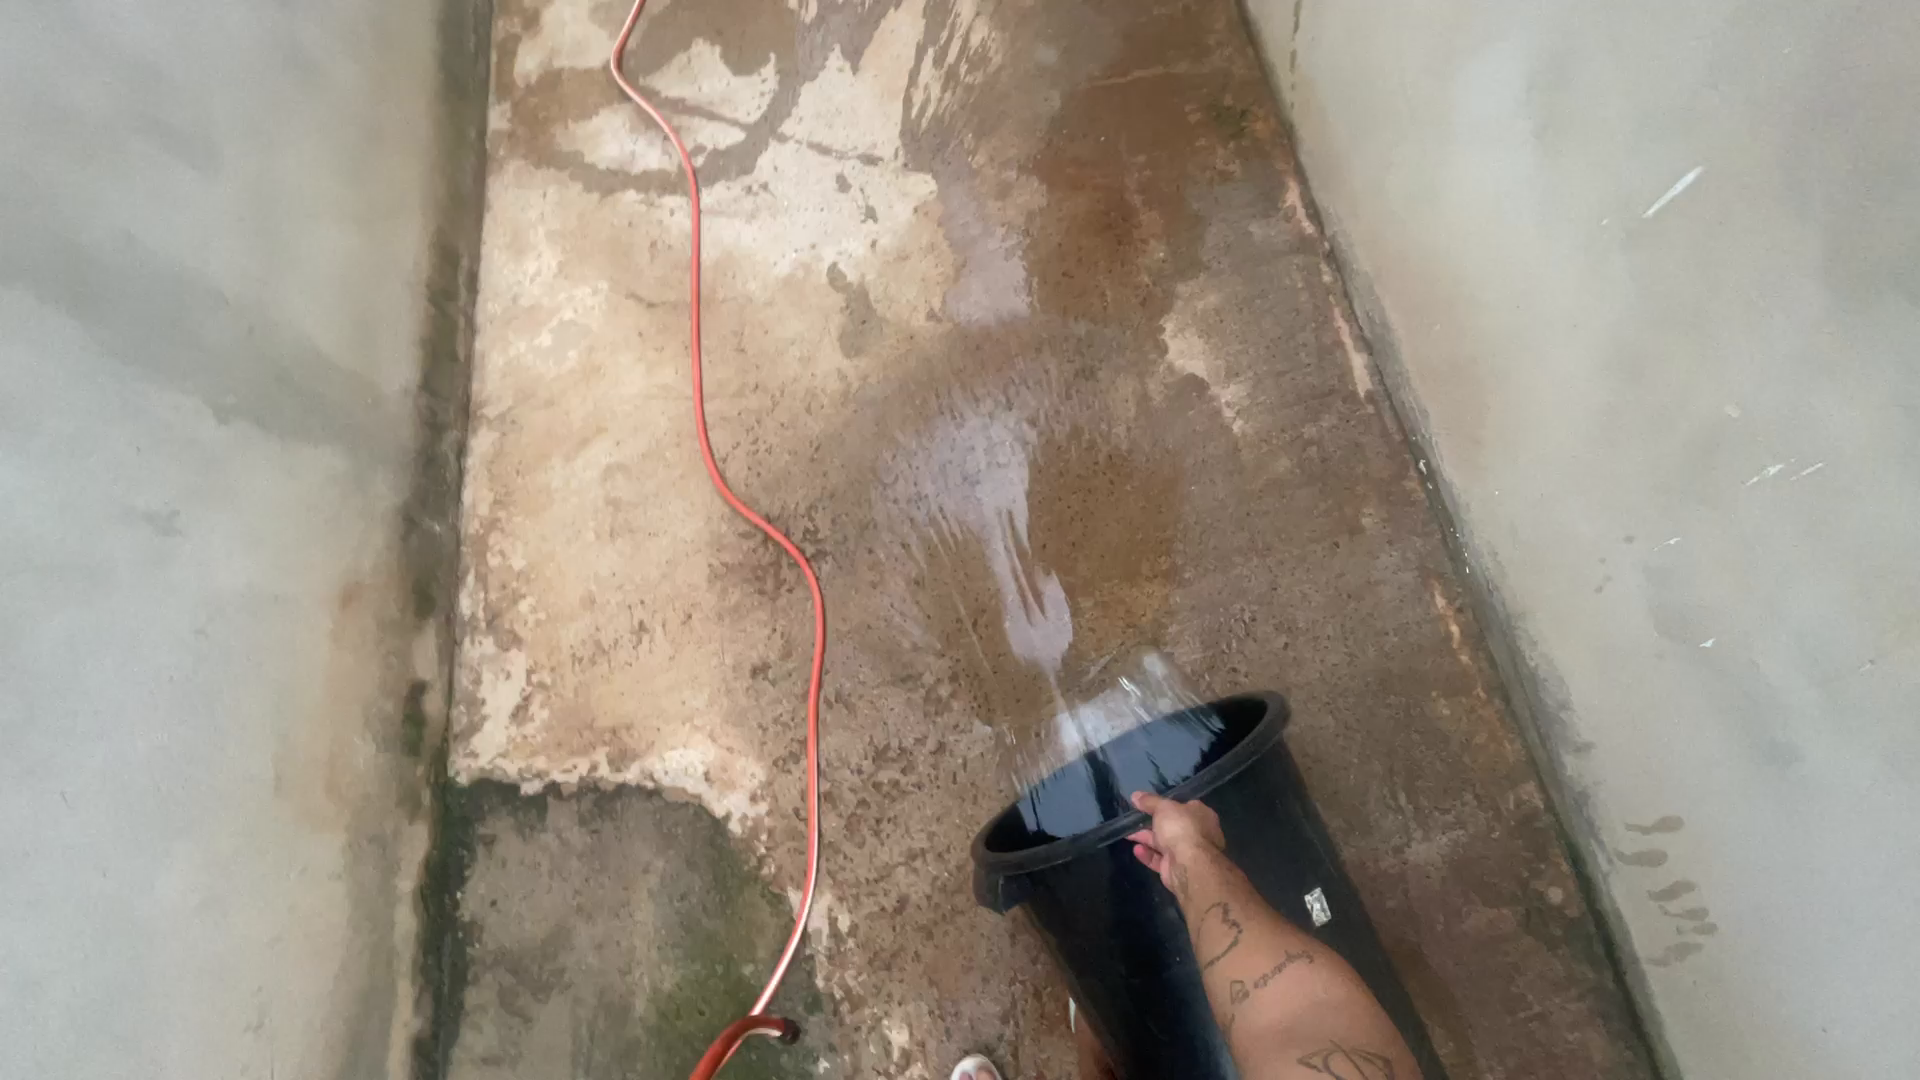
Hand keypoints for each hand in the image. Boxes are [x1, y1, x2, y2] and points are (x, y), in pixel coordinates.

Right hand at [1126, 791, 1225, 896]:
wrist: (1189, 865)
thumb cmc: (1181, 828)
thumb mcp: (1163, 807)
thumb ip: (1149, 801)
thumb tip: (1135, 795)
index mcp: (1200, 815)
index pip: (1183, 806)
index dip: (1166, 803)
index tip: (1148, 802)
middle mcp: (1196, 833)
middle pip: (1171, 825)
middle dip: (1151, 822)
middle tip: (1133, 818)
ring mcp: (1186, 852)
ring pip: (1163, 843)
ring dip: (1146, 838)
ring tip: (1128, 833)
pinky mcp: (1176, 868)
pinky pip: (1159, 859)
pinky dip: (1147, 854)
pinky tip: (1136, 849)